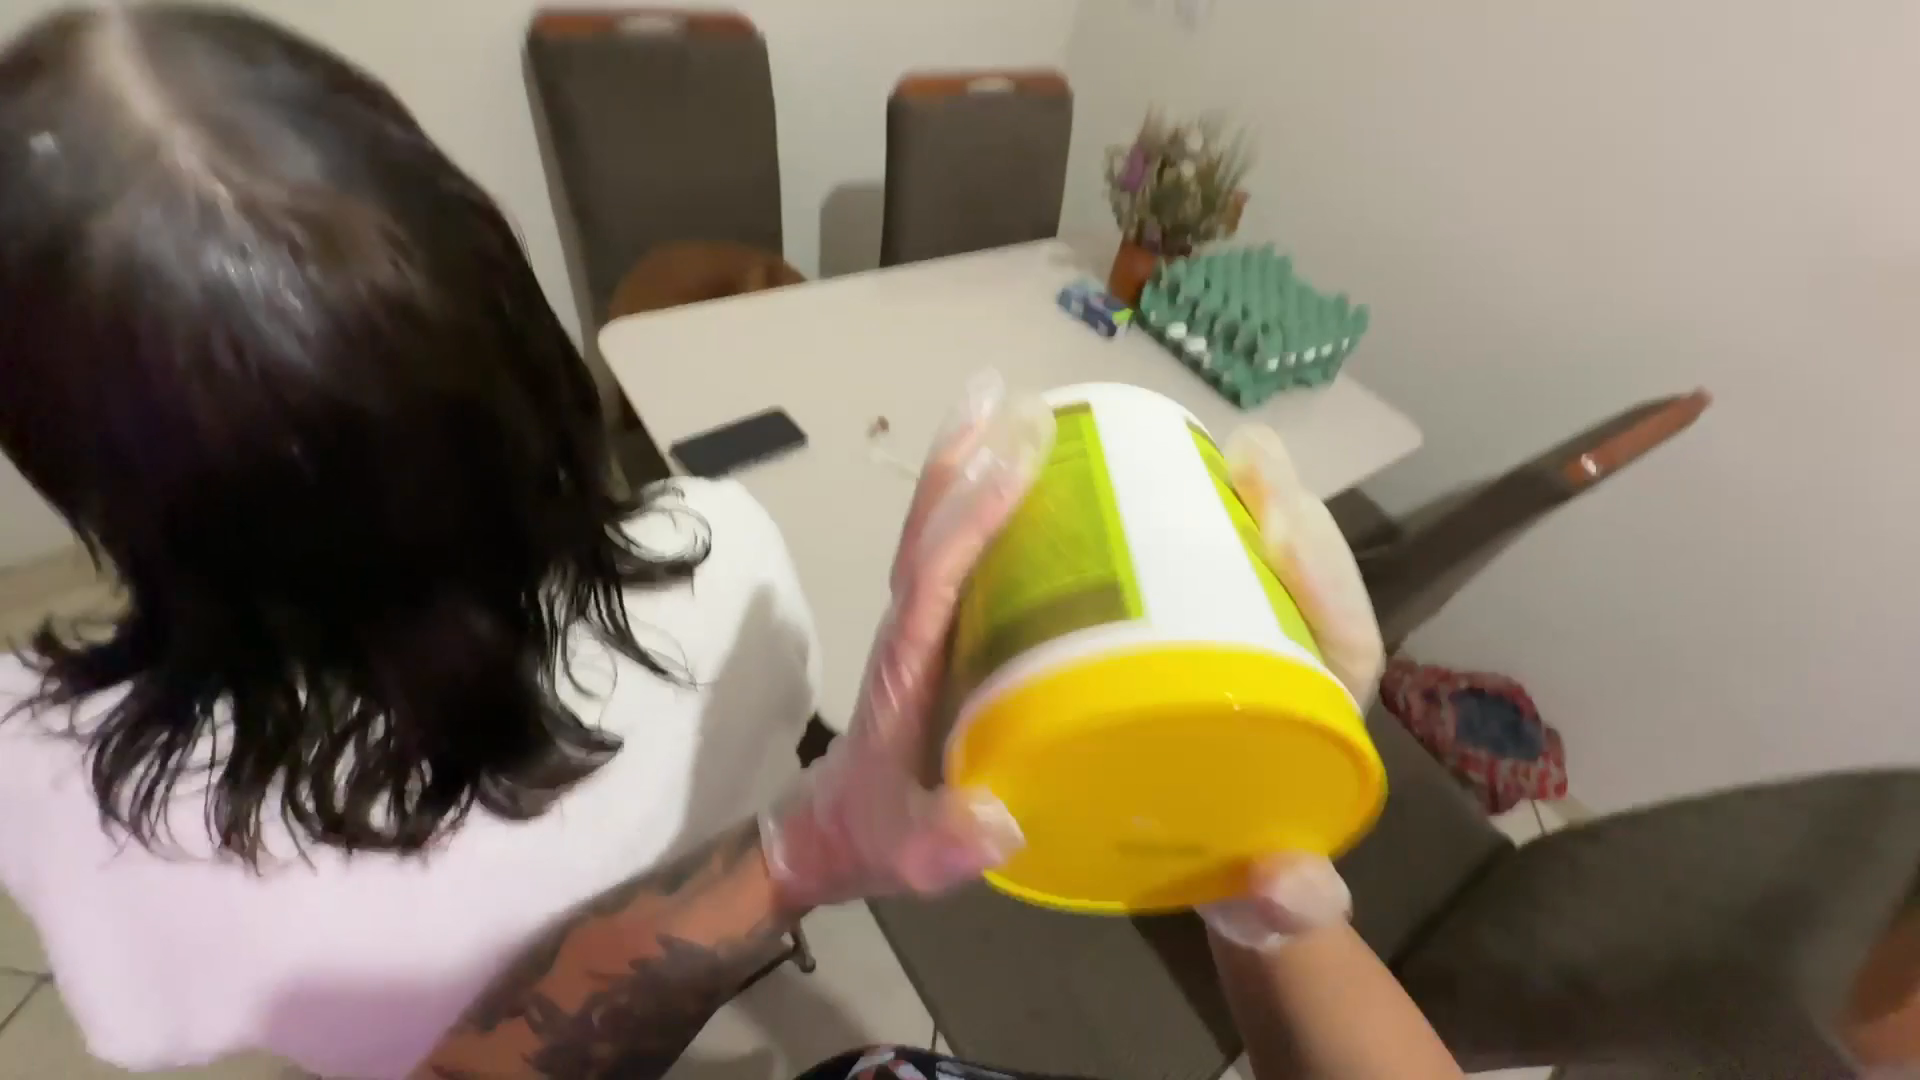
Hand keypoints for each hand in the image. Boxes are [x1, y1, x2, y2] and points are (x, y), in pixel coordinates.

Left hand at [759, 372, 1054, 911]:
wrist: (832, 828)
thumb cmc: (874, 832)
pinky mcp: (931, 628)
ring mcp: (916, 622)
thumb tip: (1002, 819)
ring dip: (964, 462)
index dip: (973, 520)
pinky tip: (1012, 479)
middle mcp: (908, 626)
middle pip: (928, 527)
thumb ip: (944, 842)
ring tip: (1005, 403)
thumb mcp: (909, 852)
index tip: (1017, 461)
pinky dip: (973, 503)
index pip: (935, 576)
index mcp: (907, 665)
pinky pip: (951, 550)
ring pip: (934, 527)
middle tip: (1010, 395)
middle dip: (965, 460)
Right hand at [1201, 425, 1385, 950]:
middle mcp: (1301, 671)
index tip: (1280, 529)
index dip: (1326, 583)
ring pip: (1275, 565)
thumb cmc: (1247, 877)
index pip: (1349, 640)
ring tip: (1226, 456)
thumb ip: (1282, 901)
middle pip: (1317, 584)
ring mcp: (1257, 646)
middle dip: (1293, 518)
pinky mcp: (1210, 635)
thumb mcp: (1261, 897)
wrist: (1219, 870)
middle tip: (1248, 462)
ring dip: (1257, 504)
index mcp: (1326, 719)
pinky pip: (1220, 569)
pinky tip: (1170, 488)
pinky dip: (1205, 523)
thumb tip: (1290, 882)